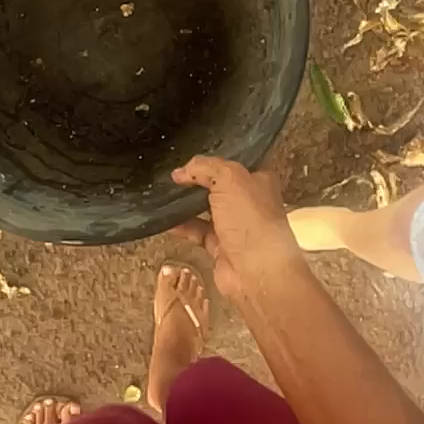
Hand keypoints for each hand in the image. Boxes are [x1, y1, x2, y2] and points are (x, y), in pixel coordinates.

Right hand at [170, 156, 306, 298]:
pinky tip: (164, 218)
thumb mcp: (229, 179)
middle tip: (172, 172)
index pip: (236, 160)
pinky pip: (196, 230)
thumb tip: (180, 172)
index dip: (215, 155)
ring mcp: (234, 224)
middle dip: (197, 178)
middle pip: (219, 184)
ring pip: (205, 207)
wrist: (257, 272)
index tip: (190, 151)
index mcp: (259, 179)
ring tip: (163, 191)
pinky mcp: (219, 245)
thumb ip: (204, 168)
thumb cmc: (251, 219)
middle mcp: (248, 200)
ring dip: (186, 201)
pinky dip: (181, 225)